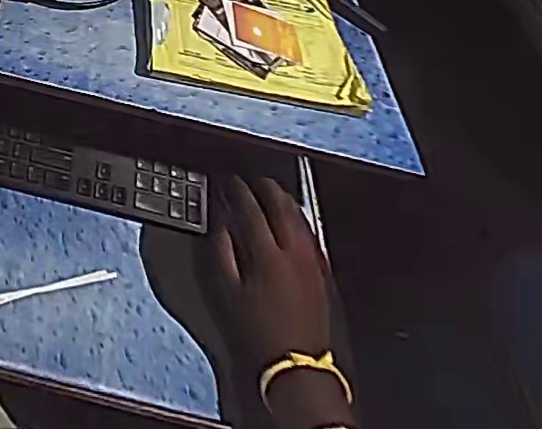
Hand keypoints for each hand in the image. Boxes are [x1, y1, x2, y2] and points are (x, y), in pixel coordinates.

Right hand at [209, 176, 352, 424]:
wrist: (296, 363)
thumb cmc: (258, 328)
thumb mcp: (227, 289)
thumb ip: (222, 250)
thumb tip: (220, 224)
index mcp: (266, 255)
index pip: (250, 208)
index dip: (236, 189)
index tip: (228, 182)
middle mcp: (293, 252)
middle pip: (281, 204)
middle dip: (263, 186)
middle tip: (249, 179)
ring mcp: (311, 261)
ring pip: (300, 216)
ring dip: (282, 198)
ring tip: (268, 190)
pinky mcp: (322, 270)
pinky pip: (311, 232)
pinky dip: (297, 216)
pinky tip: (289, 216)